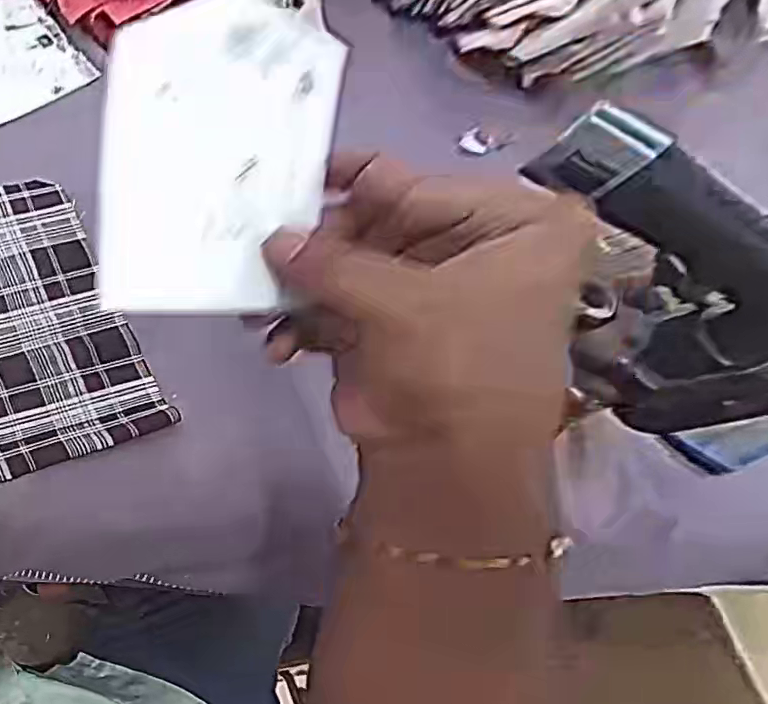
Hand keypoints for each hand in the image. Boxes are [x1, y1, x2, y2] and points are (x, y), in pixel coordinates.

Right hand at [261, 152, 598, 455]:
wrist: (444, 459)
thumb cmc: (454, 367)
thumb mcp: (400, 303)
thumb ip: (334, 264)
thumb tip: (274, 239)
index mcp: (505, 223)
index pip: (415, 186)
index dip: (353, 184)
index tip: (297, 179)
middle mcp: (463, 252)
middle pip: (371, 231)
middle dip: (316, 253)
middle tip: (269, 262)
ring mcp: (417, 296)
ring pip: (343, 275)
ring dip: (300, 293)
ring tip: (262, 311)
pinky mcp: (379, 334)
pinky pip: (330, 314)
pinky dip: (301, 327)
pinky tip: (281, 345)